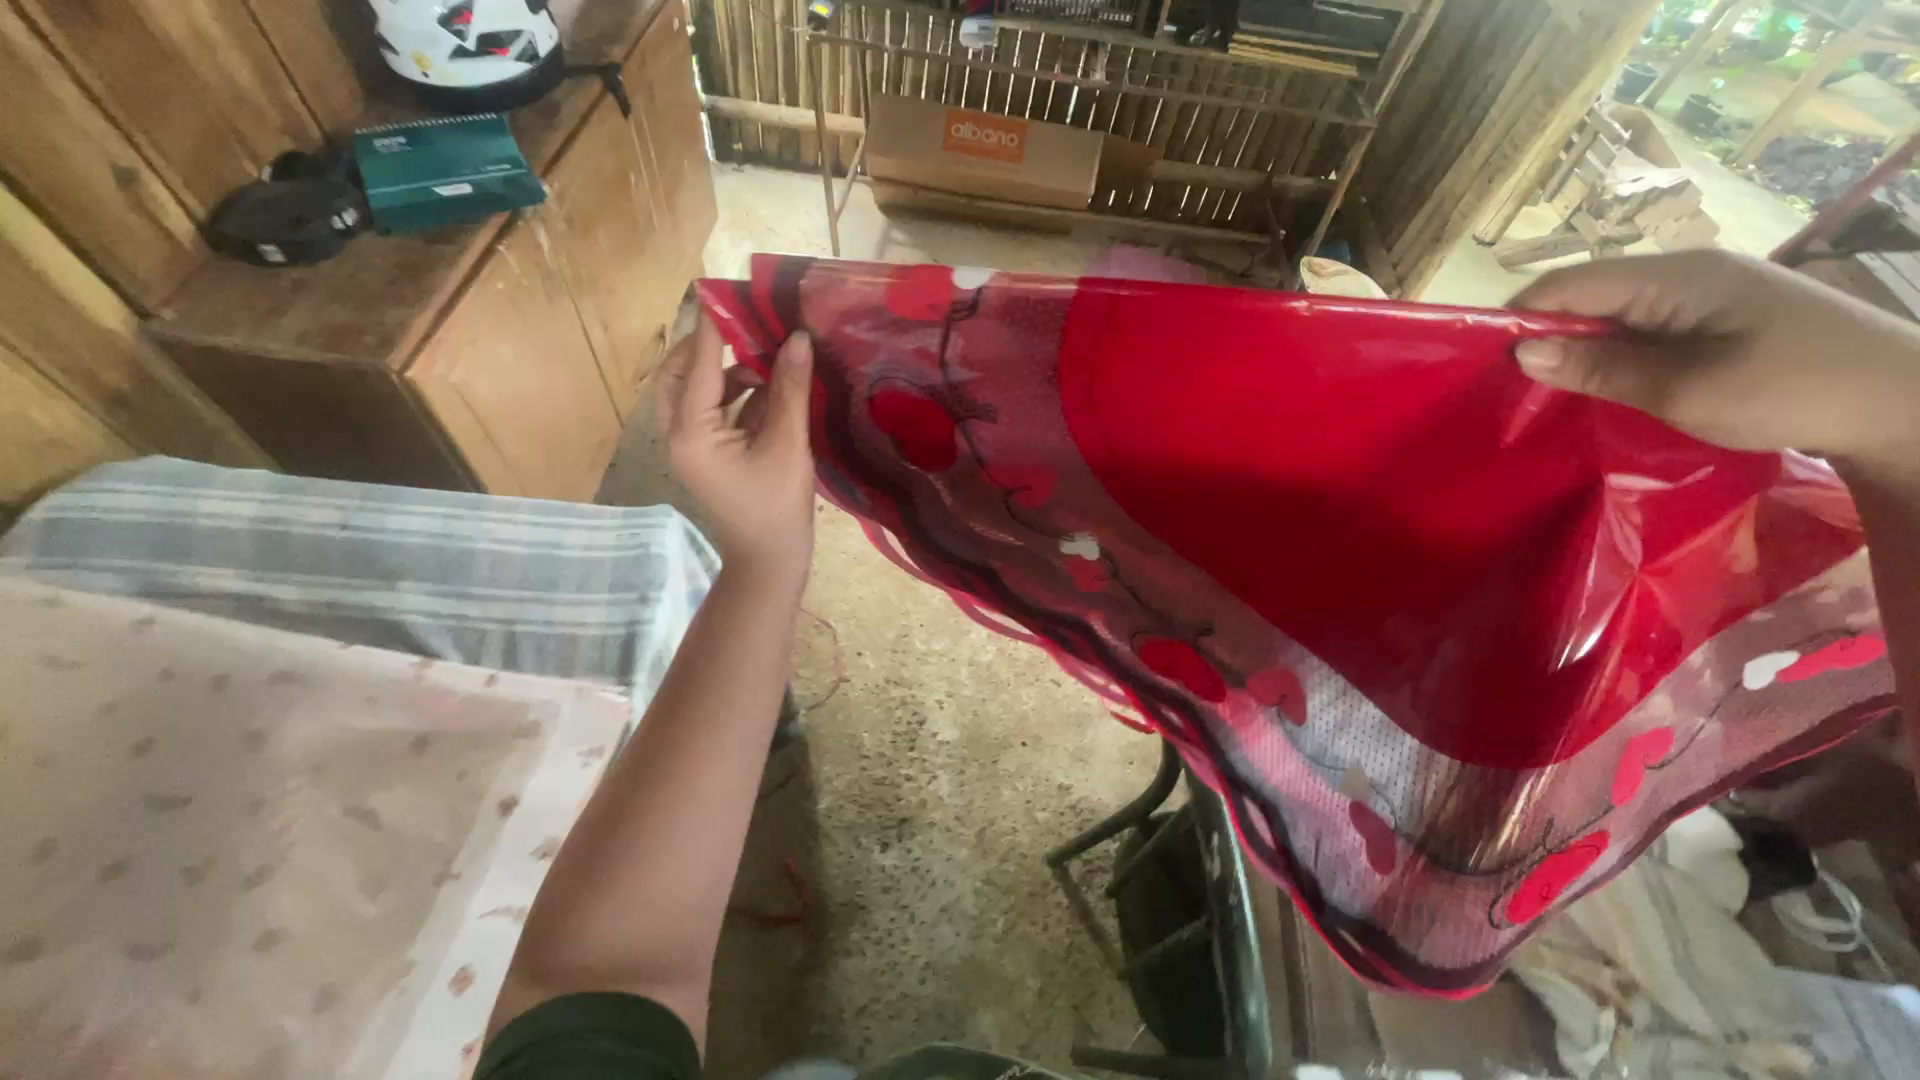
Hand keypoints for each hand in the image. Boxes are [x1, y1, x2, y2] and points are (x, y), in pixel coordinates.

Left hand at [656, 316, 815, 585]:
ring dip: (729, 372)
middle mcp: (680, 435)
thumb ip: (790, 389)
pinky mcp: (707, 453)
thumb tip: (797, 338)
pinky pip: (713, 411)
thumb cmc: (777, 508)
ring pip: (697, 392)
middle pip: (678, 375)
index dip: (712, 328)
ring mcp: (691, 446)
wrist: (770, 560)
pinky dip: (737, 395)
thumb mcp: (788, 444)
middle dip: (707, 349)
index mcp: (691, 434)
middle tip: (743, 328)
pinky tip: (771, 388)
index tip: (723, 292)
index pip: (697, 366)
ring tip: (770, 362)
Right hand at [1508, 250, 1919, 466]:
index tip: (1484, 365)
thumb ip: (1601, 369)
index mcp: (1677, 277)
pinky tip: (1600, 385)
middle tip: (1510, 388)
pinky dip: (1609, 354)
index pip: (1568, 284)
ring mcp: (1704, 292)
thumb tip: (1522, 353)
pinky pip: (1640, 326)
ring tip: (1547, 391)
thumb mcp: (1686, 389)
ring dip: (1575, 349)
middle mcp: (1686, 272)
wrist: (1908, 405)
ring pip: (1610, 312)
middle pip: (1585, 294)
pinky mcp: (1717, 315)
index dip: (1519, 318)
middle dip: (1542, 336)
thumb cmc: (1795, 392)